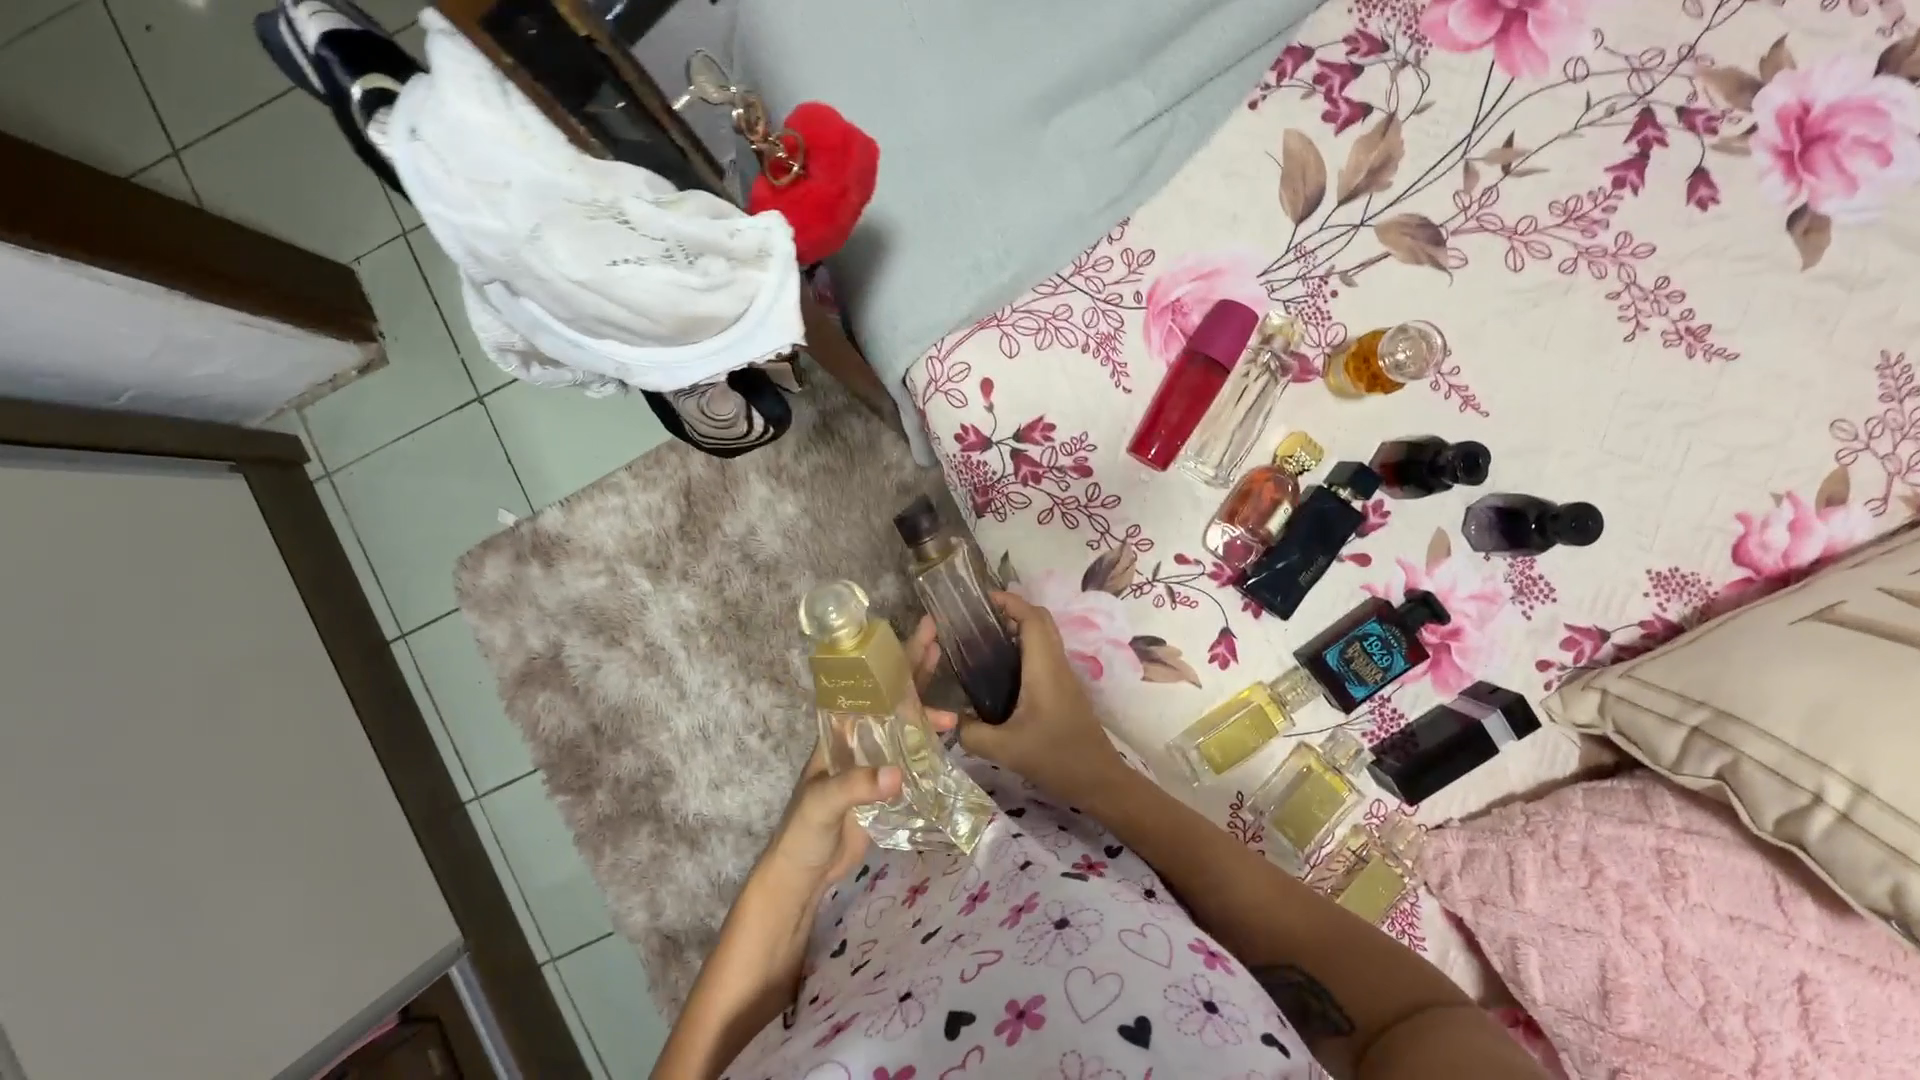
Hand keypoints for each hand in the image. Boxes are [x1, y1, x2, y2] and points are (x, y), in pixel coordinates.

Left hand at [759, 616, 943, 897]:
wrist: (806, 873)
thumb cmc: (803, 832)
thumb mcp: (823, 804)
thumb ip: (856, 787)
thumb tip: (896, 773)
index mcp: (836, 735)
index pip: (862, 688)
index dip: (882, 661)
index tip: (902, 635)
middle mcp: (856, 738)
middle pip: (885, 693)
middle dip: (909, 664)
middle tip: (934, 634)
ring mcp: (872, 758)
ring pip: (901, 717)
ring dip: (922, 695)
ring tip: (946, 669)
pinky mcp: (885, 782)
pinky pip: (911, 749)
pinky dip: (928, 733)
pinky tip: (947, 725)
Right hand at [949, 592, 1128, 804]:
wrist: (1099, 781)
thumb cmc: (1056, 758)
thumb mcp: (1004, 749)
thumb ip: (971, 733)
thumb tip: (948, 721)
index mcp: (1044, 668)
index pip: (1032, 618)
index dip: (1010, 602)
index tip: (982, 601)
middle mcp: (1057, 665)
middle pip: (1041, 621)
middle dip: (1012, 611)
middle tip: (979, 620)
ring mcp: (1064, 678)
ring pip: (1045, 638)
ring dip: (1019, 631)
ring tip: (984, 641)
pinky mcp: (1065, 691)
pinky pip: (1045, 657)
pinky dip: (1025, 650)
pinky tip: (1001, 672)